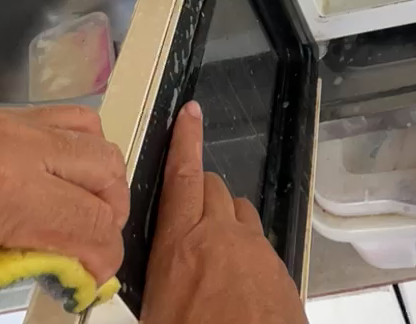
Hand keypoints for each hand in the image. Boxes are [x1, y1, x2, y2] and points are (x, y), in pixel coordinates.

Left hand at [0, 105, 128, 316]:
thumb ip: (3, 273)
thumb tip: (53, 266)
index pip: (87, 222)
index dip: (100, 262)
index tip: (91, 289)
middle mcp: (14, 140)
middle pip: (104, 170)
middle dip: (106, 219)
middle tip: (82, 259)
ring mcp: (1, 117)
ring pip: (90, 136)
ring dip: (95, 180)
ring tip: (70, 220)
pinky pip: (58, 120)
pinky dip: (70, 152)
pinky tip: (44, 187)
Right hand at [142, 102, 305, 323]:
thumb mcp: (153, 314)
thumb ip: (152, 285)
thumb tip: (135, 287)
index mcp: (180, 249)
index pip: (182, 178)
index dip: (185, 140)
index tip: (190, 112)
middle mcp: (221, 238)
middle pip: (211, 188)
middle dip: (197, 191)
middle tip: (183, 216)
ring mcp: (255, 251)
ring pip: (238, 212)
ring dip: (223, 219)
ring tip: (208, 252)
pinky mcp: (279, 269)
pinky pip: (258, 242)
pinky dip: (245, 249)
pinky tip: (235, 283)